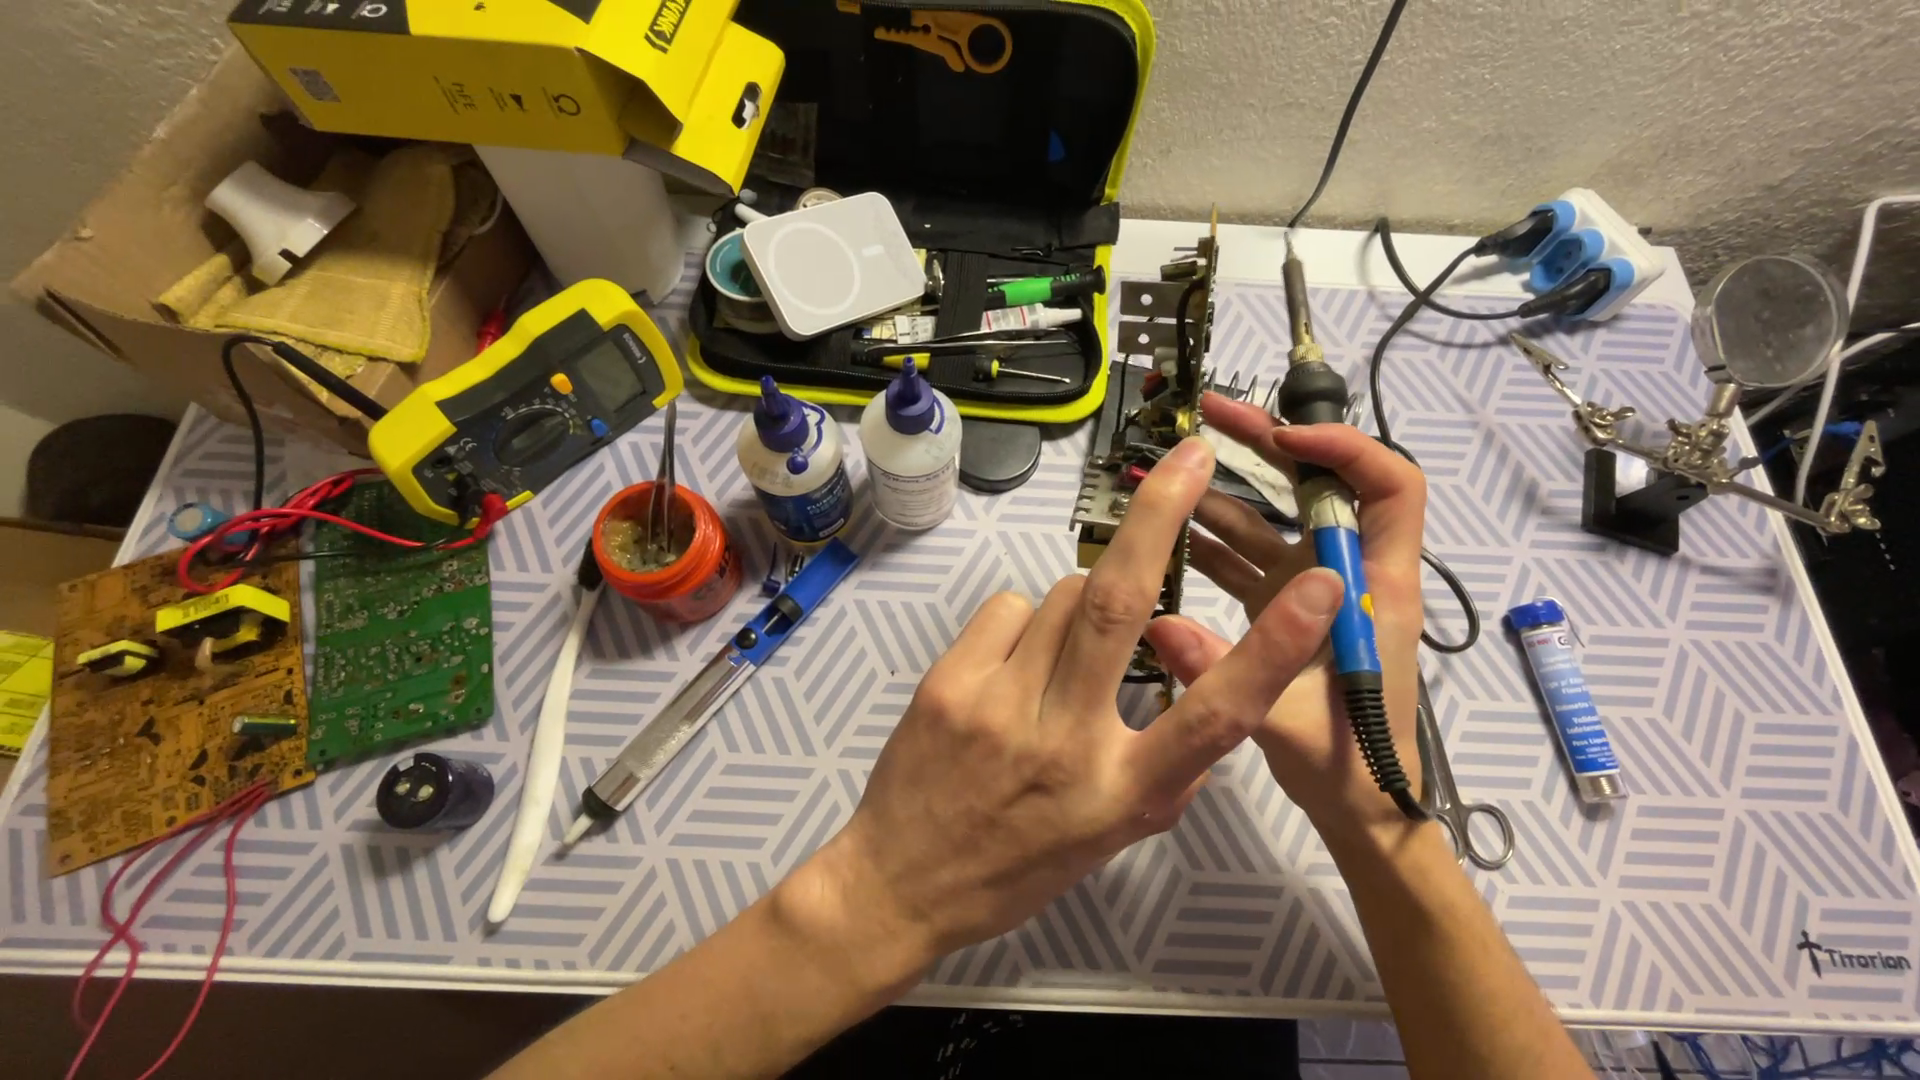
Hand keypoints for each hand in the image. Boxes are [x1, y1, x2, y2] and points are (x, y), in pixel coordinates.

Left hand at [793, 437, 1342, 964]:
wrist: (902, 882)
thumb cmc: (1018, 865)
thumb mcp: (1110, 838)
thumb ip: (1165, 773)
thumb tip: (1207, 707)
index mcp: (1121, 792)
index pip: (1212, 717)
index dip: (1271, 649)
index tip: (1320, 588)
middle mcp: (1065, 741)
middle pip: (1118, 605)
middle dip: (1160, 517)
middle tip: (1190, 458)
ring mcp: (998, 705)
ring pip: (1061, 596)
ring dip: (1082, 603)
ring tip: (1061, 656)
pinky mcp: (950, 682)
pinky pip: (1009, 609)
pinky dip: (1025, 621)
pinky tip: (1009, 667)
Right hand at [1155, 393, 1426, 838]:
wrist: (1361, 807)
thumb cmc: (1349, 765)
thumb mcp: (1286, 721)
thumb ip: (1226, 674)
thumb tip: (1158, 628)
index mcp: (1379, 589)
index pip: (1390, 490)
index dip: (1345, 450)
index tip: (1281, 440)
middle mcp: (1351, 574)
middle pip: (1322, 486)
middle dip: (1267, 444)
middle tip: (1210, 412)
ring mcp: (1316, 589)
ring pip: (1279, 518)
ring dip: (1228, 490)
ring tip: (1172, 465)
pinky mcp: (1288, 609)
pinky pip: (1250, 559)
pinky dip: (1213, 540)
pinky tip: (1170, 532)